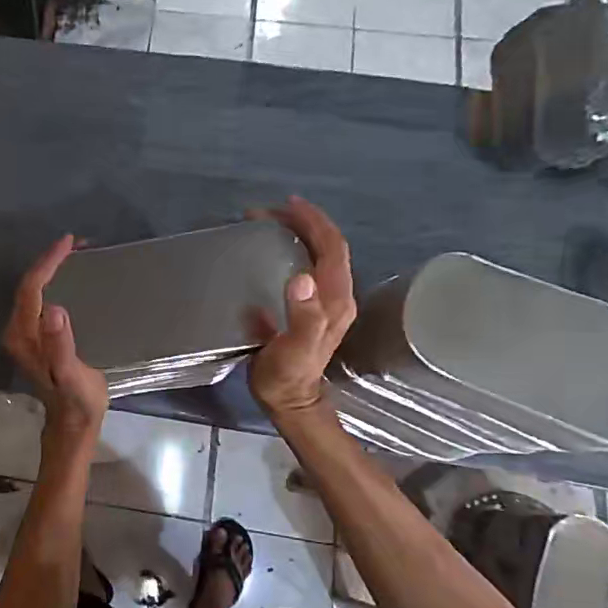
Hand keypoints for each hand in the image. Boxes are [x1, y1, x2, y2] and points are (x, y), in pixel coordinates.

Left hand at [2, 234, 108, 439]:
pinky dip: (56, 282)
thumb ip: (60, 345)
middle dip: (50, 261)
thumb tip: (54, 310)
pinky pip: (41, 300)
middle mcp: (19, 332)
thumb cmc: (76, 400)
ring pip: (34, 291)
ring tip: (77, 254)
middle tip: (77, 244)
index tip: (69, 243)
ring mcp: (27, 334)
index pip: (31, 289)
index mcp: (24, 336)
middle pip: (29, 286)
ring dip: (52, 269)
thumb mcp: (71, 375)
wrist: (73, 423)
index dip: (47, 263)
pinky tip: (73, 278)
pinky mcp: (38, 337)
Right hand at [248, 196, 357, 414]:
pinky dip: (294, 250)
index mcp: (335, 300)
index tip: (288, 205)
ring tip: (270, 223)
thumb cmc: (287, 377)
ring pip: (320, 255)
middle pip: (329, 247)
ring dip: (300, 233)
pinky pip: (310, 268)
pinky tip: (275, 250)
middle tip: (270, 212)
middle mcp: (337, 296)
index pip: (332, 248)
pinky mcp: (313, 308)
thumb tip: (302, 278)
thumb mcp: (294, 350)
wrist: (290, 402)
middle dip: (304, 222)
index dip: (314, 222)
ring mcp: (327, 302)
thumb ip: (304, 316)